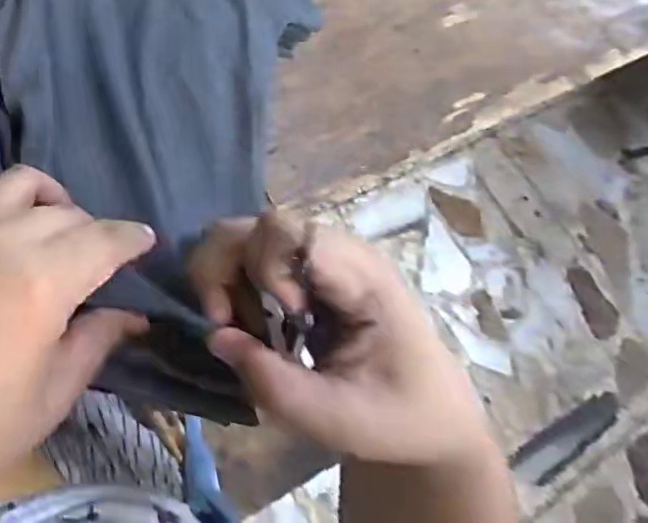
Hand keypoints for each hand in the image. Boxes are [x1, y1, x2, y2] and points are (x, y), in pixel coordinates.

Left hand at [0, 167, 155, 522]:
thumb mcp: (53, 393)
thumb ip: (97, 340)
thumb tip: (133, 314)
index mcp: (43, 281)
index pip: (102, 239)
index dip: (130, 237)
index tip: (145, 239)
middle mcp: (4, 238)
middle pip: (65, 212)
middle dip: (92, 229)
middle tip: (97, 258)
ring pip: (17, 182)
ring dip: (45, 198)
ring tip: (50, 225)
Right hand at [190, 212, 497, 468]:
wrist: (431, 416)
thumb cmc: (398, 416)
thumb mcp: (341, 420)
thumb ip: (276, 385)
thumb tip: (216, 336)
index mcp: (358, 273)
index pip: (285, 231)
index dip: (264, 267)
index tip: (285, 323)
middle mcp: (330, 247)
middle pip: (252, 227)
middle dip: (224, 272)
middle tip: (226, 323)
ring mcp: (311, 252)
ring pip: (238, 235)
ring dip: (224, 280)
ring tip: (239, 327)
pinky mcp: (295, 263)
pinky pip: (244, 253)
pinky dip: (230, 285)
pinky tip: (249, 323)